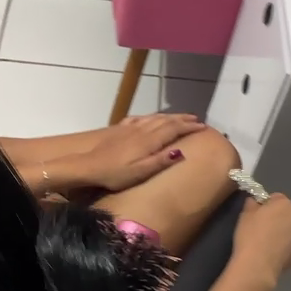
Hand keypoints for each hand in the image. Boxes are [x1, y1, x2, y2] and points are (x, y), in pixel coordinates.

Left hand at [50, 113, 204, 192]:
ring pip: (153, 118)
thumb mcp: (140, 172)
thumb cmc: (115, 174)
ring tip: (179, 117)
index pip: (174, 129)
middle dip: (182, 119)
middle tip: (196, 119)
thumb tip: (181, 151)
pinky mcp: (119, 129)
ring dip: (169, 116)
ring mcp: (129, 128)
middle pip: (165, 120)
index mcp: (149, 140)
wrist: (88, 166)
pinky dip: (150, 117)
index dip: (189, 127)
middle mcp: (141, 130)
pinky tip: (149, 118)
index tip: (203, 127)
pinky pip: (139, 118)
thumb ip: (160, 161)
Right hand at [230, 192, 290, 289]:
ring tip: (270, 245)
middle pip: (288, 214)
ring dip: (285, 233)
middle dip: (278, 219)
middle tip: (263, 231)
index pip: (276, 198)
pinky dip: (289, 248)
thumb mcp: (244, 215)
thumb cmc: (250, 236)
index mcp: (285, 204)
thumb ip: (252, 204)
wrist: (258, 264)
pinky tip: (276, 255)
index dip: (266, 206)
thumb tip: (255, 202)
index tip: (256, 216)